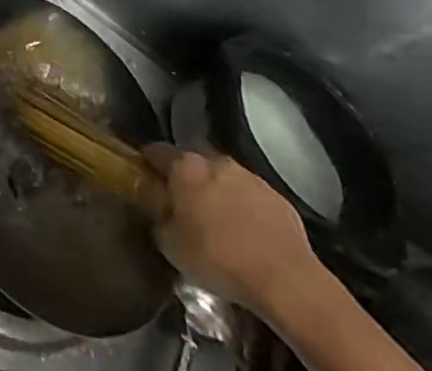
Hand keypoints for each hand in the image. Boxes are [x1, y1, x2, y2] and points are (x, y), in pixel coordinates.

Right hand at [140, 144, 320, 310]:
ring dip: (216, 189)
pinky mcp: (280, 199)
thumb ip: (159, 218)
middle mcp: (217, 162)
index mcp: (185, 166)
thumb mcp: (169, 244)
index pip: (156, 150)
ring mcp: (252, 179)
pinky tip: (245, 231)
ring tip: (216, 217)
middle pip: (193, 160)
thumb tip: (160, 213)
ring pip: (224, 177)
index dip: (147, 162)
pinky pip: (251, 196)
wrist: (287, 282)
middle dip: (185, 175)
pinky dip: (244, 206)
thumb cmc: (218, 257)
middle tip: (180, 200)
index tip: (144, 176)